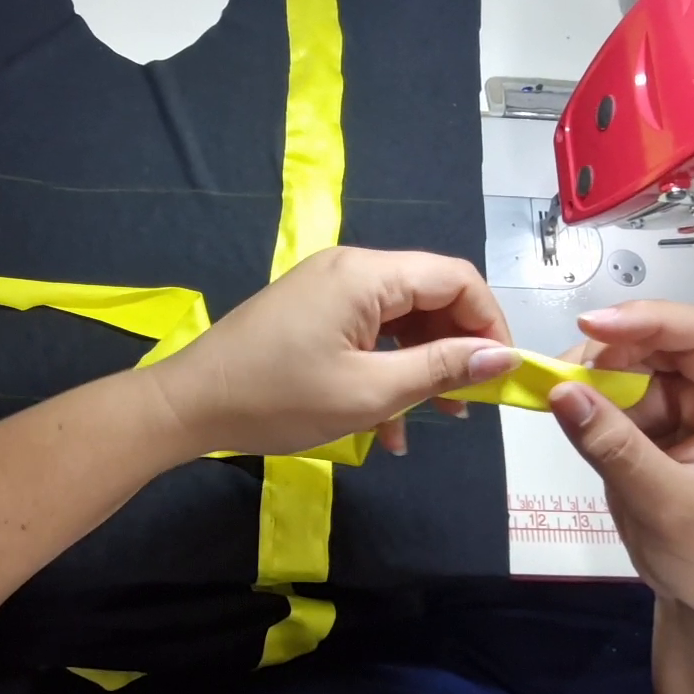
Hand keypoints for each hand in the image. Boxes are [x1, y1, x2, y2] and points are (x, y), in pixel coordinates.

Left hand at [148, 247, 521, 457]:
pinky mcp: (310, 312)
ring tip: (430, 420)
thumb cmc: (279, 399)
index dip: (488, 323)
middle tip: (466, 404)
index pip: (455, 279)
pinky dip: (382, 370)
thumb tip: (502, 355)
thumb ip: (441, 368)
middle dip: (454, 350)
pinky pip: (365, 333)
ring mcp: (326, 289)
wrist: (191, 404)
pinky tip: (385, 424)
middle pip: (428, 297)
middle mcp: (349, 268)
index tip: (501, 373)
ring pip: (398, 320)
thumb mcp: (369, 391)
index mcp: (366, 274)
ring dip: (418, 368)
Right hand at [547, 301, 693, 622]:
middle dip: (609, 349)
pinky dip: (584, 400)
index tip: (589, 326)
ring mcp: (676, 416)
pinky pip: (611, 401)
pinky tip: (565, 410)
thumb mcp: (664, 502)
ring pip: (629, 369)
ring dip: (591, 374)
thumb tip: (559, 390)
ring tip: (558, 393)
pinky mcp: (646, 436)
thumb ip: (612, 445)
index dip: (648, 320)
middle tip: (560, 371)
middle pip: (659, 345)